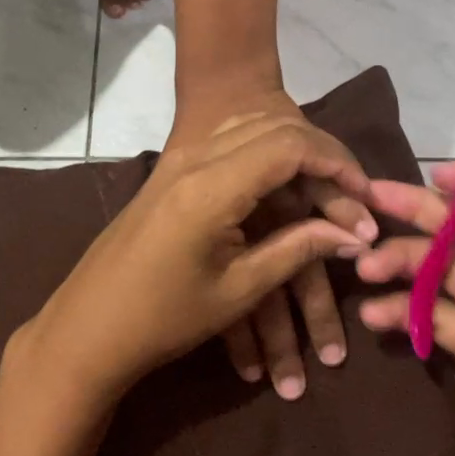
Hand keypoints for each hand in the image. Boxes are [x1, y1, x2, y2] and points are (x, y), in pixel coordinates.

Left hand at [168, 87, 376, 400]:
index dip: (336, 164)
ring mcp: (180, 160)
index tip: (366, 198)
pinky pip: (230, 141)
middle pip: (275, 128)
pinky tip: (287, 184)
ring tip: (327, 191)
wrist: (88, 327)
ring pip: (252, 128)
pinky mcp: (172, 171)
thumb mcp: (238, 290)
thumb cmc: (164, 317)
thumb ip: (298, 250)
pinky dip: (266, 153)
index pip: (289, 145)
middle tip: (355, 197)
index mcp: (211, 186)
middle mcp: (196, 158)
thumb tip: (354, 234)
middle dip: (323, 156)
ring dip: (295, 152)